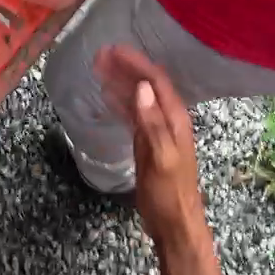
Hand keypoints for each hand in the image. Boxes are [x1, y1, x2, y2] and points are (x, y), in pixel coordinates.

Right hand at [95, 46, 207, 246]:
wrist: (175, 224)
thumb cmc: (170, 193)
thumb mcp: (161, 158)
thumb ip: (152, 123)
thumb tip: (142, 89)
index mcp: (175, 120)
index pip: (156, 81)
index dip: (136, 63)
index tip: (113, 50)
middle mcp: (168, 121)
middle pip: (146, 86)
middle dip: (125, 68)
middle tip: (99, 55)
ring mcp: (157, 132)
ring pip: (138, 99)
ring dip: (120, 82)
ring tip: (98, 68)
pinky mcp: (147, 144)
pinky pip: (133, 116)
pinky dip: (120, 103)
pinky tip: (106, 96)